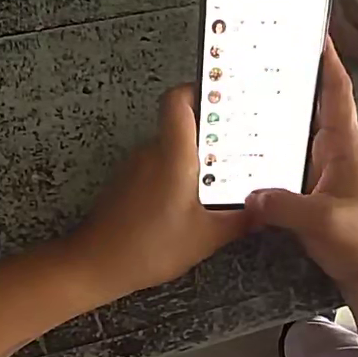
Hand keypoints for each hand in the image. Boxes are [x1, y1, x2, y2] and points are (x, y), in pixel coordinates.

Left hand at [69, 85, 251, 296]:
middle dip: (211, 136)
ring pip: (171, 149)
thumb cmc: (146, 248)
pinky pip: (157, 168)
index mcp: (172, 155)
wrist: (95, 265)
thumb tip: (262, 211)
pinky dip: (175, 178)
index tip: (224, 99)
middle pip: (181, 125)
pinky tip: (190, 203)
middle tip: (238, 149)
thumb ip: (240, 220)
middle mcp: (151, 153)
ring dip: (195, 161)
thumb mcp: (206, 237)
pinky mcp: (127, 183)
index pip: (179, 100)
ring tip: (220, 182)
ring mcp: (135, 167)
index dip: (201, 91)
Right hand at [245, 40, 357, 298]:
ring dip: (276, 117)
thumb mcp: (322, 221)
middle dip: (291, 82)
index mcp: (344, 147)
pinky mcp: (311, 189)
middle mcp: (333, 151)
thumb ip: (286, 206)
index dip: (327, 62)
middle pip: (311, 106)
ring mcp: (321, 170)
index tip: (314, 33)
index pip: (335, 93)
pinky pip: (285, 161)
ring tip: (244, 99)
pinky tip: (245, 153)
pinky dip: (268, 151)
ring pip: (295, 134)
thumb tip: (251, 194)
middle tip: (263, 60)